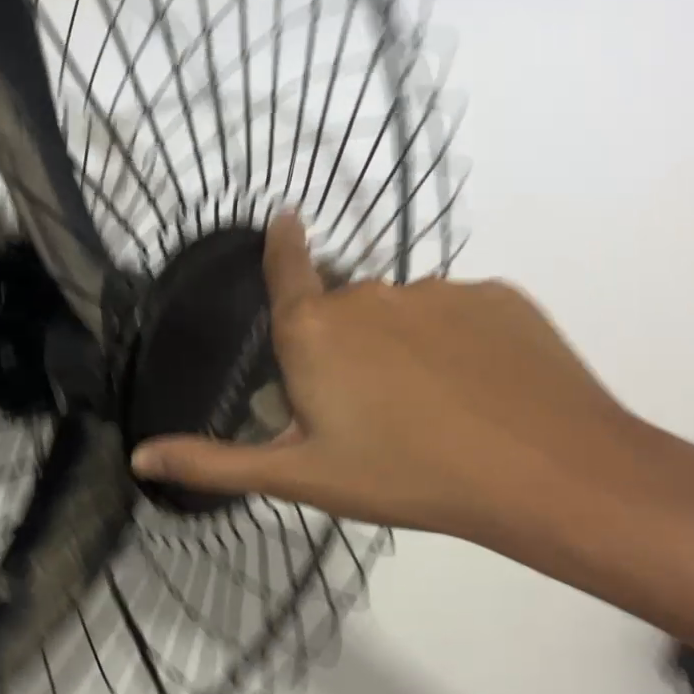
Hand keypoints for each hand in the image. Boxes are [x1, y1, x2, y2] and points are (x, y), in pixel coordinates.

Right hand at [130, 214, 637, 535]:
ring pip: (403, 312)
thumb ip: (214, 461)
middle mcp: (368, 295)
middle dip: (343, 344)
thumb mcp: (300, 476)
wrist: (555, 477)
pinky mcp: (501, 297)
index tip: (284, 216)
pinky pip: (460, 313)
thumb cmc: (407, 476)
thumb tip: (138, 455)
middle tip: (365, 408)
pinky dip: (458, 341)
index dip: (281, 241)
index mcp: (312, 331)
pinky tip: (479, 389)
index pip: (286, 266)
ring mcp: (439, 291)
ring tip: (429, 406)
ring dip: (401, 345)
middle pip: (342, 308)